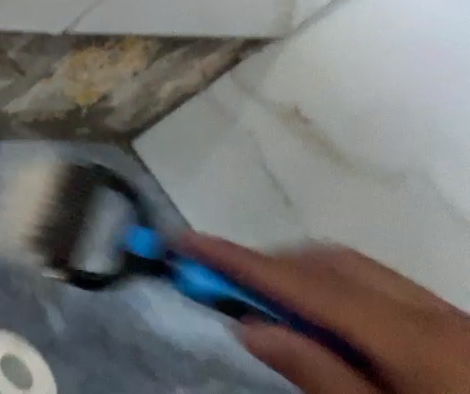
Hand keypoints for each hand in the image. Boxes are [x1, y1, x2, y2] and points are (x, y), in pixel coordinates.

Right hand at [181, 234, 469, 393]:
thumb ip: (319, 378)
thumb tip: (250, 326)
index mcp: (411, 339)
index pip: (299, 282)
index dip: (234, 259)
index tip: (179, 242)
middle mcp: (437, 316)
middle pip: (334, 262)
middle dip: (273, 262)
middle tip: (223, 281)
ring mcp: (462, 324)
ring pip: (366, 274)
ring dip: (309, 277)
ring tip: (276, 307)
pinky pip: (396, 295)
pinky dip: (348, 295)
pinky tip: (339, 331)